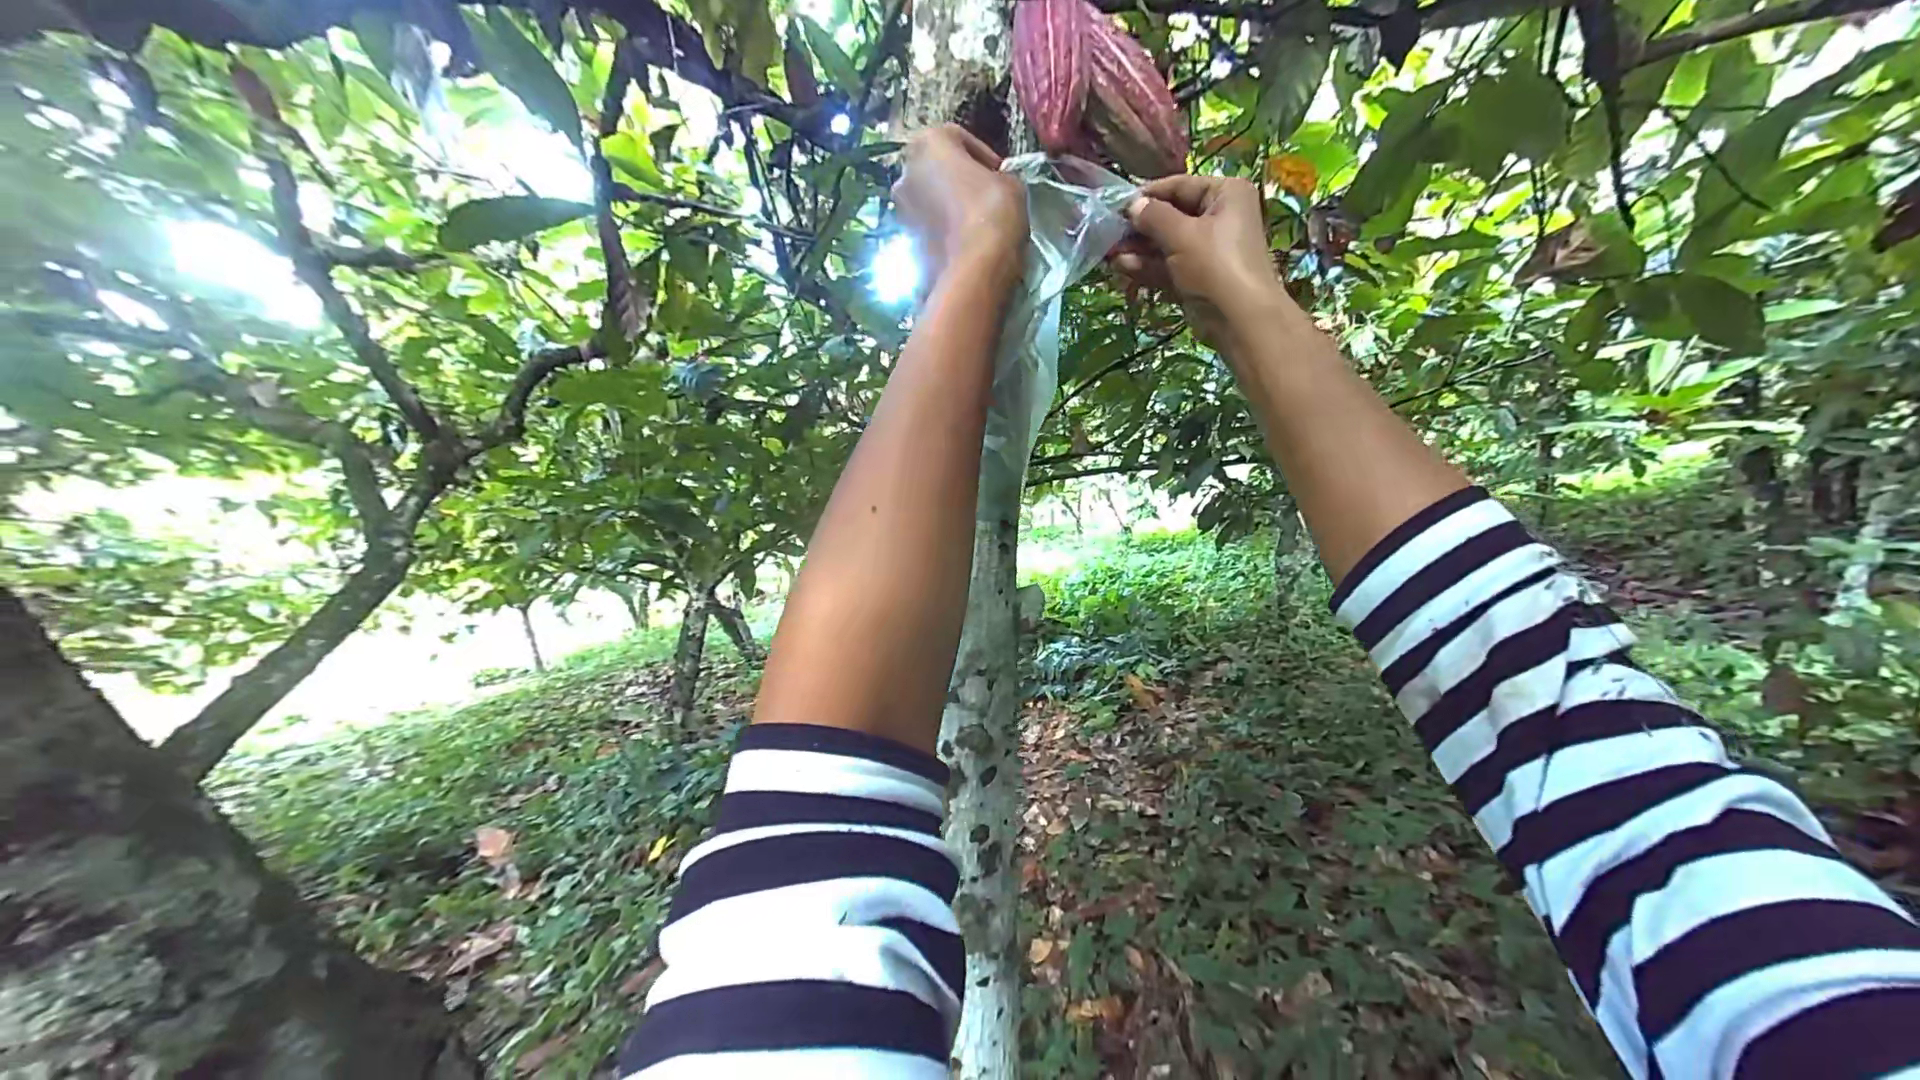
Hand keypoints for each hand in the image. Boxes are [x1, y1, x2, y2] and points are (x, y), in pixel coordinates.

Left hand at [892, 125, 1027, 291]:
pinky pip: (927, 226)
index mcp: (928, 142)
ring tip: (974, 223)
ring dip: (948, 206)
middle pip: (937, 169)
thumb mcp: (1011, 183)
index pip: (959, 139)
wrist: (972, 270)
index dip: (984, 157)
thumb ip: (999, 176)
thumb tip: (994, 185)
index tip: (999, 175)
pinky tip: (963, 241)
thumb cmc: (993, 213)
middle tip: (985, 197)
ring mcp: (900, 208)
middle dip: (959, 180)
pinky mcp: (904, 240)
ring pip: (930, 199)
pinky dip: (942, 229)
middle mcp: (905, 171)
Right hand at [1112, 175, 1291, 350]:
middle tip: (1109, 235)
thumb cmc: (1214, 265)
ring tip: (1110, 255)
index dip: (1147, 195)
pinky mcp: (1196, 278)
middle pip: (1170, 217)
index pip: (1179, 186)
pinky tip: (1122, 268)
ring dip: (1138, 250)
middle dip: (1139, 228)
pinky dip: (1147, 267)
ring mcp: (1206, 251)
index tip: (1117, 206)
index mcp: (1224, 194)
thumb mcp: (1181, 234)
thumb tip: (1132, 205)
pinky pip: (1168, 266)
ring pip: (1166, 244)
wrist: (1238, 319)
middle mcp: (1218, 218)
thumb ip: (1153, 216)